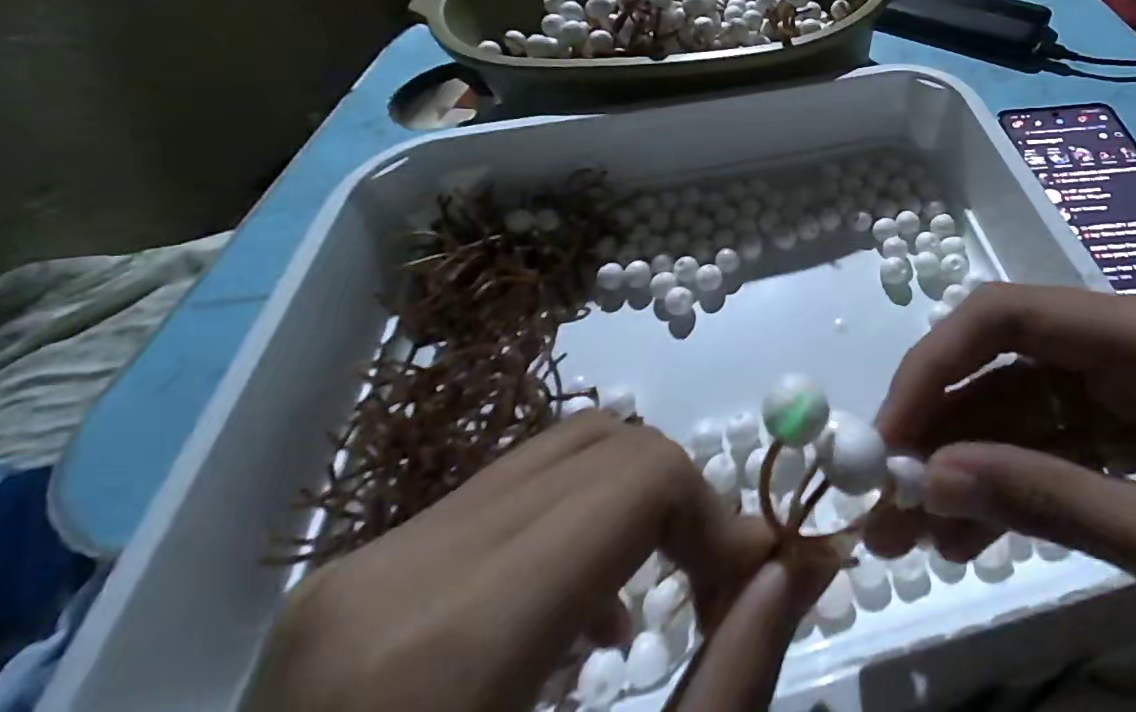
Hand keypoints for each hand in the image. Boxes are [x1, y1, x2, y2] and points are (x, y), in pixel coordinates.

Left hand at [248, 412, 837, 711]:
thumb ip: (725, 687)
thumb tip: (791, 569)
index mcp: (449, 644)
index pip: (635, 477)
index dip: (715, 514)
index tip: (745, 588)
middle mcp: (391, 570)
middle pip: (599, 448)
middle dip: (681, 502)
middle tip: (708, 592)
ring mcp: (355, 567)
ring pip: (549, 456)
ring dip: (626, 507)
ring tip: (643, 608)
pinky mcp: (344, 576)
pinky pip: (496, 497)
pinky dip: (567, 526)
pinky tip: (571, 620)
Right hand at [864, 284, 1135, 709]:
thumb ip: (1061, 507)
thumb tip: (933, 478)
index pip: (1012, 316)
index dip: (934, 364)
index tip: (885, 439)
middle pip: (1003, 358)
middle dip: (935, 424)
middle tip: (884, 502)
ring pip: (1017, 400)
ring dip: (961, 459)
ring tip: (910, 536)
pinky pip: (1051, 433)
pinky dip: (1007, 478)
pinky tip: (970, 532)